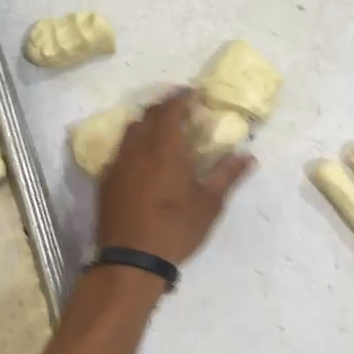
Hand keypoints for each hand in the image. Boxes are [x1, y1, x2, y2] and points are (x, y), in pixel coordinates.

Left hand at [96, 92, 253, 265]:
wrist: (131, 260)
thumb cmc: (176, 229)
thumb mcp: (209, 204)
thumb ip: (227, 175)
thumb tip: (248, 156)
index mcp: (165, 148)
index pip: (171, 109)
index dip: (182, 96)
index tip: (193, 92)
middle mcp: (138, 148)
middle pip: (148, 115)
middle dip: (164, 106)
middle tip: (180, 108)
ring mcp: (118, 164)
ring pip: (130, 131)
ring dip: (147, 123)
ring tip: (161, 130)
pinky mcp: (106, 181)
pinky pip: (120, 151)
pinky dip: (133, 145)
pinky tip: (142, 159)